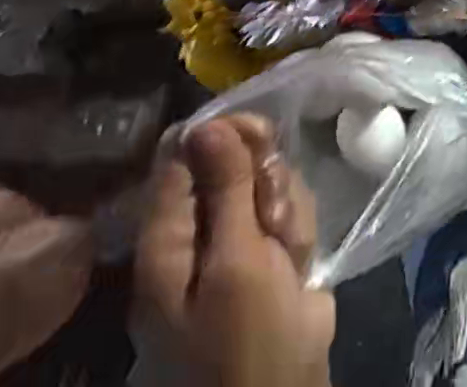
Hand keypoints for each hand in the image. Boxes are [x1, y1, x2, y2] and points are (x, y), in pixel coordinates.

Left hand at [137, 115, 332, 386]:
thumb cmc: (249, 342)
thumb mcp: (237, 263)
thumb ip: (225, 190)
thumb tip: (207, 124)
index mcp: (168, 236)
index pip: (181, 155)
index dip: (220, 134)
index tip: (259, 132)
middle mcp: (198, 231)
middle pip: (230, 162)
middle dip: (262, 178)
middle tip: (271, 212)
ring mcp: (237, 240)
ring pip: (266, 183)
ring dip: (284, 207)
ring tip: (285, 251)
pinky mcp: (271, 250)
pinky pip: (287, 209)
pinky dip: (297, 229)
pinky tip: (298, 262)